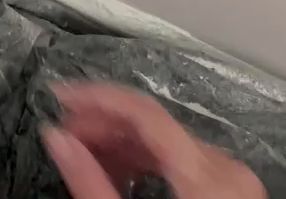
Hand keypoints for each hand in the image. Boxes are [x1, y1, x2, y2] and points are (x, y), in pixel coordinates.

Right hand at [45, 83, 264, 198]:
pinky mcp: (230, 190)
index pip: (142, 110)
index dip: (95, 95)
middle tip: (65, 137)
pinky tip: (117, 174)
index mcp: (207, 174)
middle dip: (100, 124)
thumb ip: (90, 184)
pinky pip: (178, 157)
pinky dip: (142, 159)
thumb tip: (54, 135)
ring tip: (85, 158)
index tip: (56, 95)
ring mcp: (232, 178)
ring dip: (117, 141)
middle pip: (149, 123)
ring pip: (161, 138)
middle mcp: (225, 167)